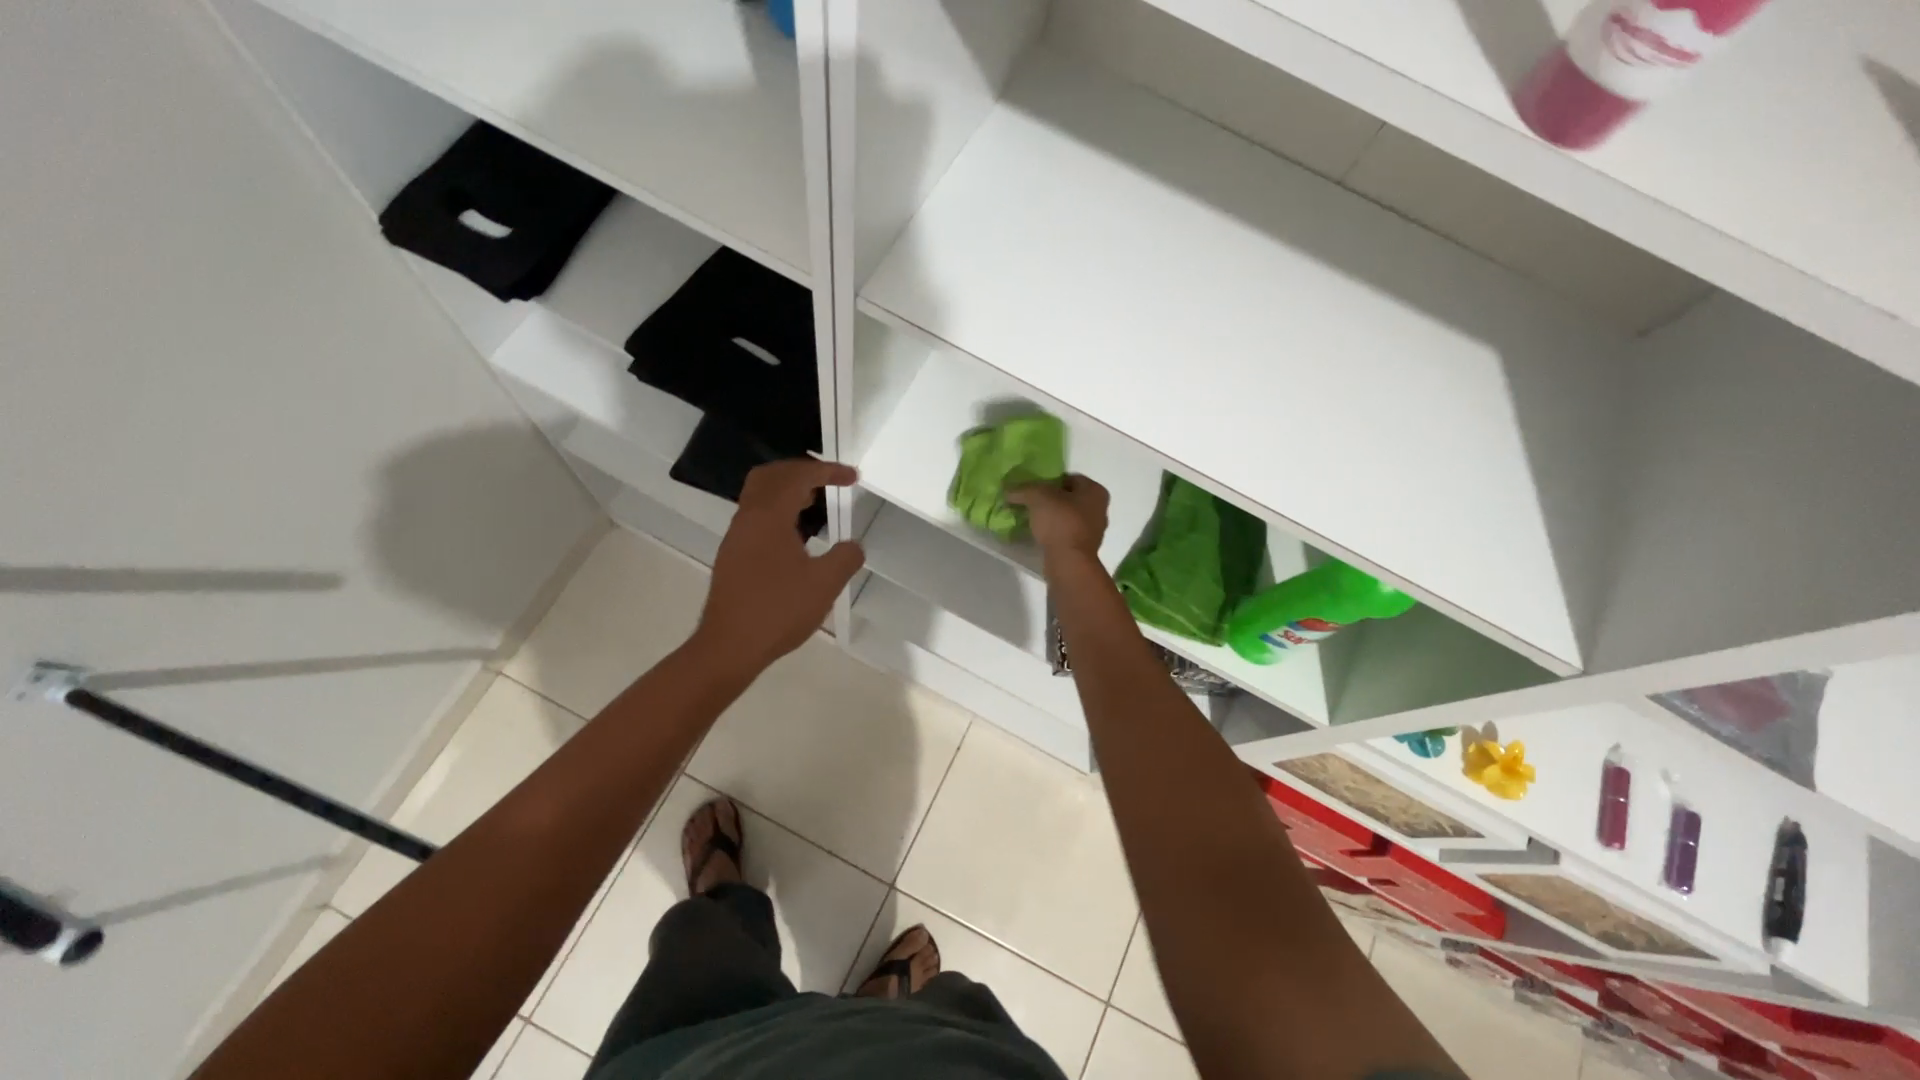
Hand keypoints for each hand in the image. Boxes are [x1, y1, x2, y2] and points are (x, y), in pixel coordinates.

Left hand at [695, 459, 864, 670]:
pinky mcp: (733, 556)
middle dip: (802, 471)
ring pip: (760, 496)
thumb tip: (853, 546)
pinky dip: (779, 512)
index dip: (828, 471)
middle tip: (829, 479)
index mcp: (768, 516)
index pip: (799, 477)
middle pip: (772, 476)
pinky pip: (757, 517)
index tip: (853, 477)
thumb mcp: (824, 584)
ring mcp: (736, 537)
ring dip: (788, 491)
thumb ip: (845, 558)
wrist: (729, 646)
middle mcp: (747, 518)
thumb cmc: (778, 611)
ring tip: (817, 503)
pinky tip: (797, 536)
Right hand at [1007, 474, 1108, 560]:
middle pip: (1069, 498)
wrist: (1069, 562)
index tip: (1032, 488)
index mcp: (1095, 491)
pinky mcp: (1083, 548)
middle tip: (1029, 503)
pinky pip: (1065, 534)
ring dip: (1051, 517)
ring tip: (1031, 519)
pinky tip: (1039, 534)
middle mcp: (1099, 509)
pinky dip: (1053, 533)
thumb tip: (1008, 490)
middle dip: (1050, 500)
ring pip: (1067, 517)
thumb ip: (1023, 489)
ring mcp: (1093, 531)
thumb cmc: (1060, 522)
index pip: (1069, 478)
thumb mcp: (1038, 497)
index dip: (1049, 480)